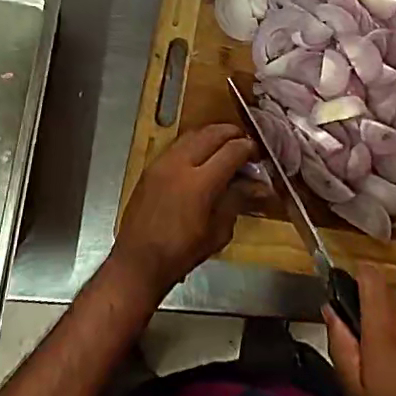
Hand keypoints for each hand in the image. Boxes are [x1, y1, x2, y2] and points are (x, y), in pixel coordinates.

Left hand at [111, 124, 262, 295]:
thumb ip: (236, 200)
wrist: (138, 261)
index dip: (249, 148)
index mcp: (200, 183)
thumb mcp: (218, 231)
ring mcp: (162, 163)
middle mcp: (180, 165)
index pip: (232, 150)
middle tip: (245, 143)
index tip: (258, 153)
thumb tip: (256, 184)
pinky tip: (201, 155)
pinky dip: (194, 143)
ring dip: (212, 135)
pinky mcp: (150, 167)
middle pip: (211, 134)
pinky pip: (177, 144)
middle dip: (232, 134)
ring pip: (192, 134)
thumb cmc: (181, 253)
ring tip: (225, 145)